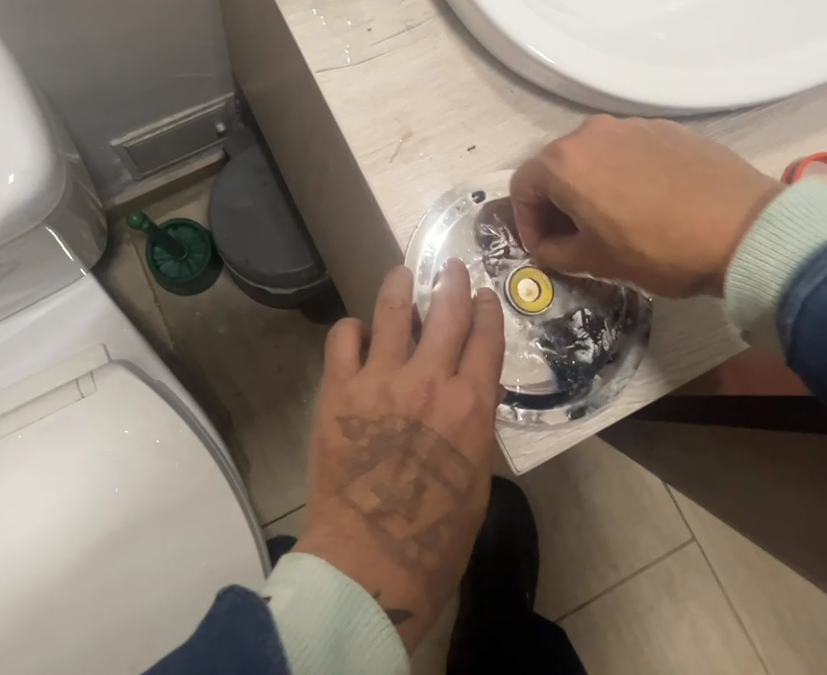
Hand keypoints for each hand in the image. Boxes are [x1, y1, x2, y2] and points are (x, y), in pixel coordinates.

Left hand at [293, 261, 504, 651]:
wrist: (370, 559)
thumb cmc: (435, 536)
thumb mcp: (477, 478)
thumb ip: (471, 426)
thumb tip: (463, 396)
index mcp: (471, 405)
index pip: (486, 340)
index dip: (487, 311)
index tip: (484, 294)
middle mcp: (430, 380)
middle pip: (446, 314)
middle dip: (451, 285)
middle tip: (450, 267)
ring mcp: (380, 379)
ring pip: (393, 312)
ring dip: (400, 288)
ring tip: (401, 275)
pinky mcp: (339, 388)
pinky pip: (343, 338)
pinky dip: (351, 329)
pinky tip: (356, 331)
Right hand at [509, 115, 782, 296]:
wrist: (745, 230)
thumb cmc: (658, 248)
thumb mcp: (596, 262)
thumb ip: (555, 252)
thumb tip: (546, 246)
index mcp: (563, 162)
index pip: (522, 186)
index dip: (526, 221)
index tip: (543, 247)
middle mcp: (591, 133)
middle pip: (557, 166)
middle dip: (558, 201)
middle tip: (575, 235)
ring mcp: (632, 126)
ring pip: (595, 156)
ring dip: (593, 185)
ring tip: (616, 217)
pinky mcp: (669, 128)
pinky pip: (631, 150)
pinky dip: (627, 173)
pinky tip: (651, 201)